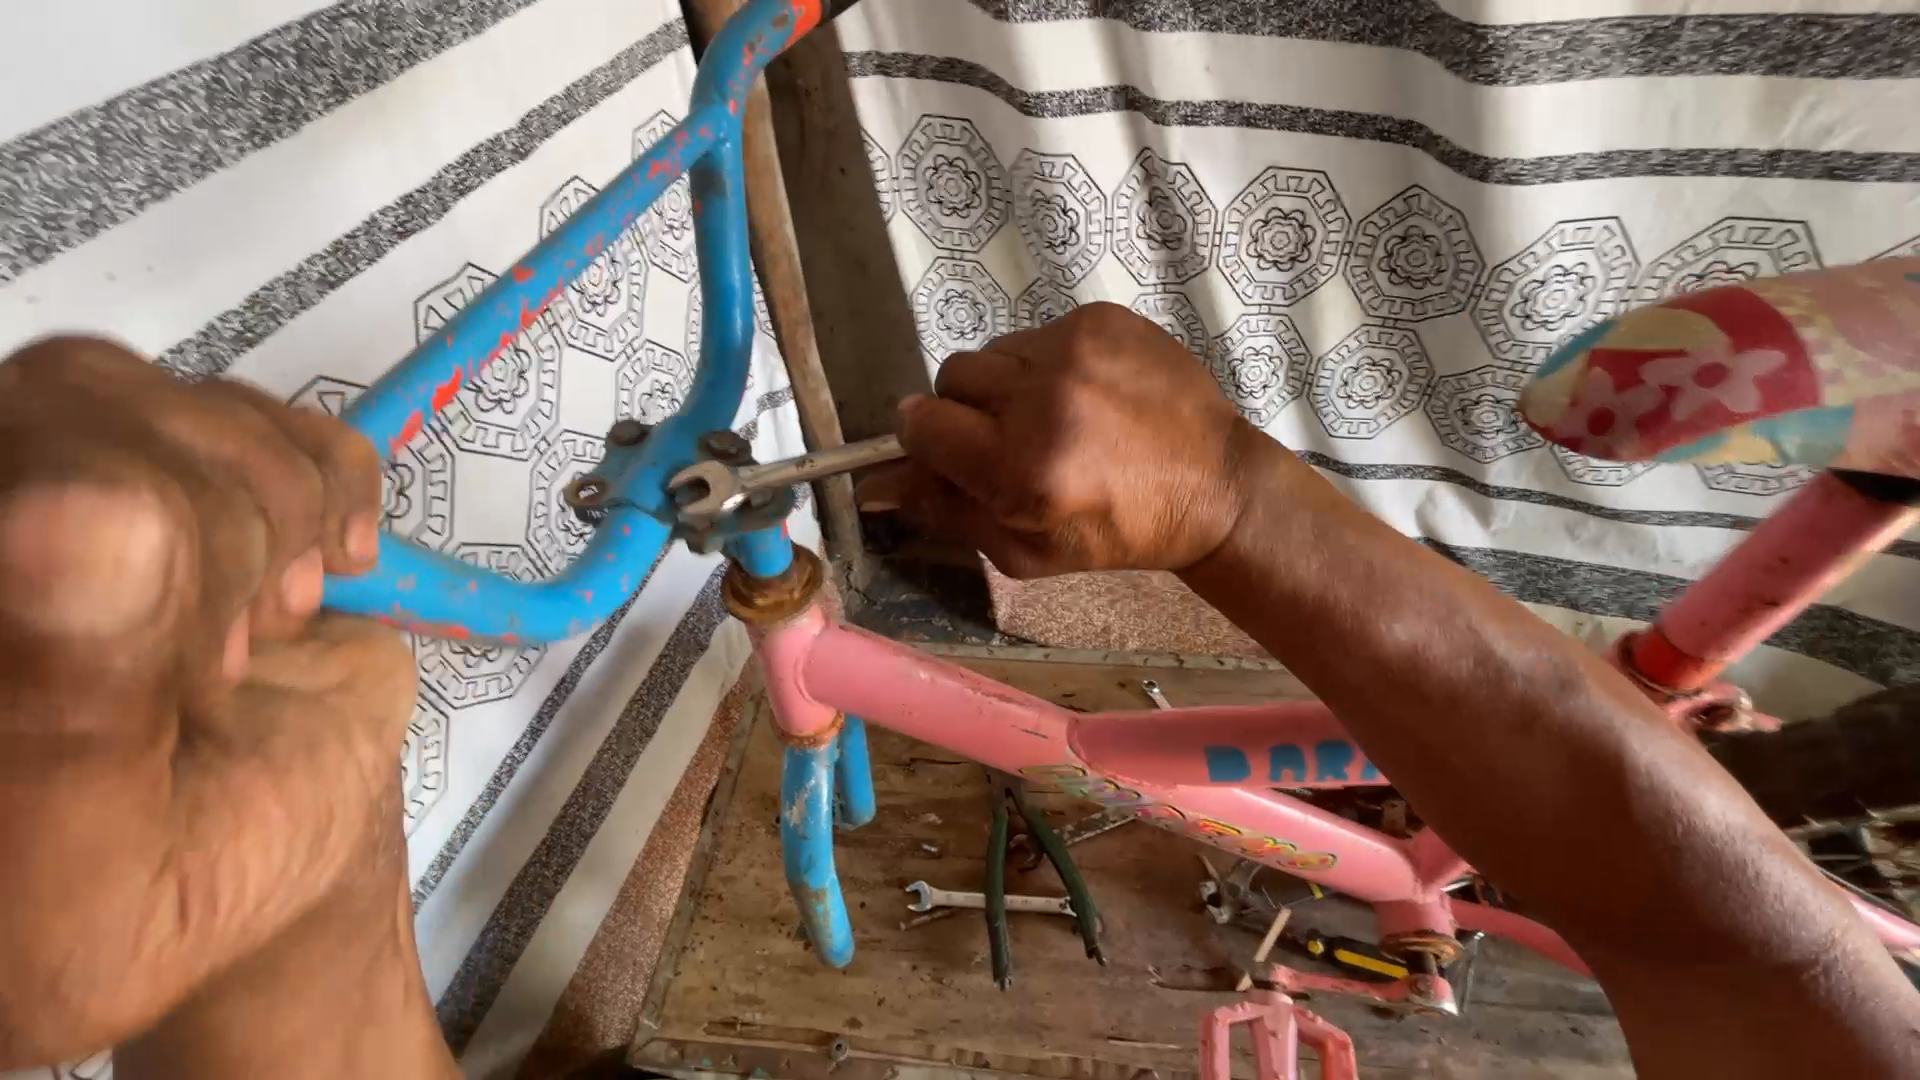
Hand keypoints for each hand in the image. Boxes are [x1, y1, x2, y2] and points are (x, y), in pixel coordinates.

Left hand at [0, 337, 411, 1066]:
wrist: (264, 870)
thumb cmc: (161, 886)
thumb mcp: (90, 837)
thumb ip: (71, 688)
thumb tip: (85, 503)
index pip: (21, 462)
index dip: (121, 551)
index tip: (189, 682)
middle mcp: (4, 503)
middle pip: (99, 405)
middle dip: (218, 543)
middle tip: (229, 662)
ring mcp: (119, 486)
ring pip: (211, 405)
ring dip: (288, 529)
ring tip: (276, 624)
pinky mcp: (245, 496)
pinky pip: (306, 427)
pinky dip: (346, 493)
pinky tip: (331, 565)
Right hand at [858, 302, 1255, 577]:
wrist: (1214, 485)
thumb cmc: (1116, 533)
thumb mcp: (1024, 551)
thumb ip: (946, 512)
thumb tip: (872, 486)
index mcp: (1021, 469)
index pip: (919, 426)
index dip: (926, 443)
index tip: (950, 453)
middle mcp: (1044, 398)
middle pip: (948, 379)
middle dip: (963, 412)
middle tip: (1008, 440)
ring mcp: (1075, 348)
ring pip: (991, 353)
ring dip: (1005, 385)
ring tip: (1054, 416)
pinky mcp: (1101, 318)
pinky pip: (1035, 332)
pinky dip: (1045, 364)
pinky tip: (1084, 394)